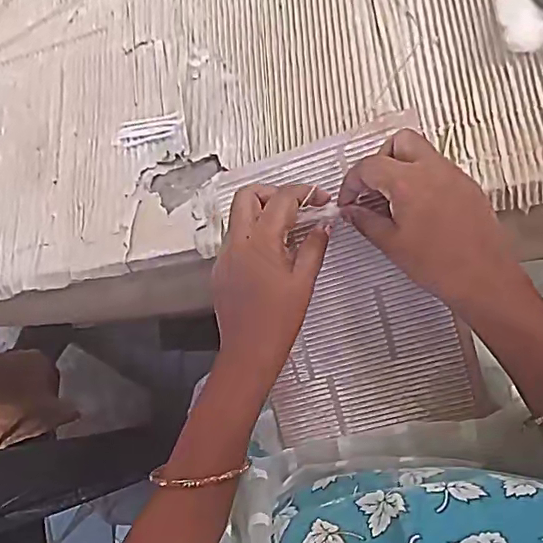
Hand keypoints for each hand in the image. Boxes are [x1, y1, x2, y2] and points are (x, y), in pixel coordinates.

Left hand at [211, 184, 328, 388]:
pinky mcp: (220, 271)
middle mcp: (237, 245)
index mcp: (260, 242)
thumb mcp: (303, 281)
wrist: (249, 350)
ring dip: (261, 214)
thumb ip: (314, 247)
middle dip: (273, 193)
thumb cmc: (274, 324)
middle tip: (295, 206)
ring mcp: (225, 257)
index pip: (281, 198)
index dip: (304, 193)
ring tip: (286, 232)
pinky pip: (234, 241)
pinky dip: (252, 237)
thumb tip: (322, 227)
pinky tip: (270, 255)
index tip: (318, 199)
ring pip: (238, 217)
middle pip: (248, 195)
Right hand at [339, 130, 531, 317]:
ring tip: (390, 203)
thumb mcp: (391, 244)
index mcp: (409, 182)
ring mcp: (454, 176)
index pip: (370, 165)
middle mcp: (434, 170)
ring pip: (421, 153)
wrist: (482, 277)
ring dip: (400, 169)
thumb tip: (352, 212)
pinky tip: (413, 210)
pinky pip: (438, 170)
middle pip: (399, 142)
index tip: (348, 199)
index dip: (352, 182)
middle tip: (369, 189)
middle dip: (378, 161)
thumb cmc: (443, 265)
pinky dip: (420, 180)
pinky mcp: (467, 187)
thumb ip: (365, 222)